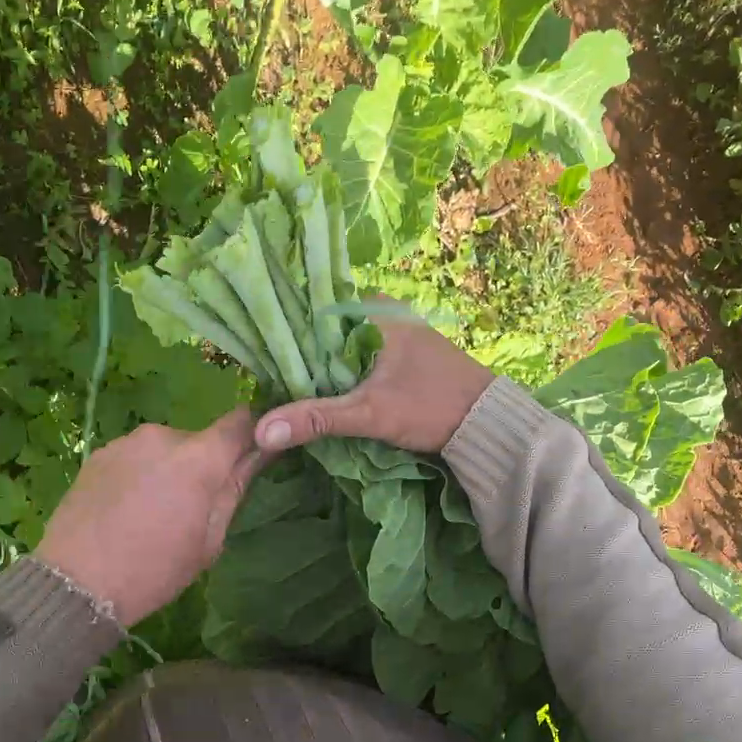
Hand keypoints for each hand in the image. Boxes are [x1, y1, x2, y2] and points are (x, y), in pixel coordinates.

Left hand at [35, 409, 264, 626]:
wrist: (76, 583)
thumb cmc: (154, 570)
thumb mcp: (209, 542)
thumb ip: (233, 491)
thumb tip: (257, 456)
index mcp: (199, 458)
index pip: (240, 423)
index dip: (252, 434)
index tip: (250, 456)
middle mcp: (162, 436)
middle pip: (198, 441)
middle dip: (202, 466)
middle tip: (189, 510)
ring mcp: (125, 443)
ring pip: (163, 450)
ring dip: (166, 471)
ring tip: (151, 514)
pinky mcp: (97, 455)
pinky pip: (133, 458)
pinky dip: (138, 475)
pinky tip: (124, 511)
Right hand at [252, 306, 494, 453]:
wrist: (488, 423)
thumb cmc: (431, 406)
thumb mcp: (369, 413)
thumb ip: (315, 419)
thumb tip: (261, 433)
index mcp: (370, 308)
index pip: (308, 311)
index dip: (279, 336)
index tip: (254, 358)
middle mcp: (378, 311)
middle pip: (320, 333)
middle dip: (296, 358)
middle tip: (263, 382)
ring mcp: (389, 332)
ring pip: (336, 349)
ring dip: (315, 370)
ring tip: (281, 390)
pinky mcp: (397, 355)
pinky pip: (353, 360)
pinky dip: (337, 376)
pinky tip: (317, 395)